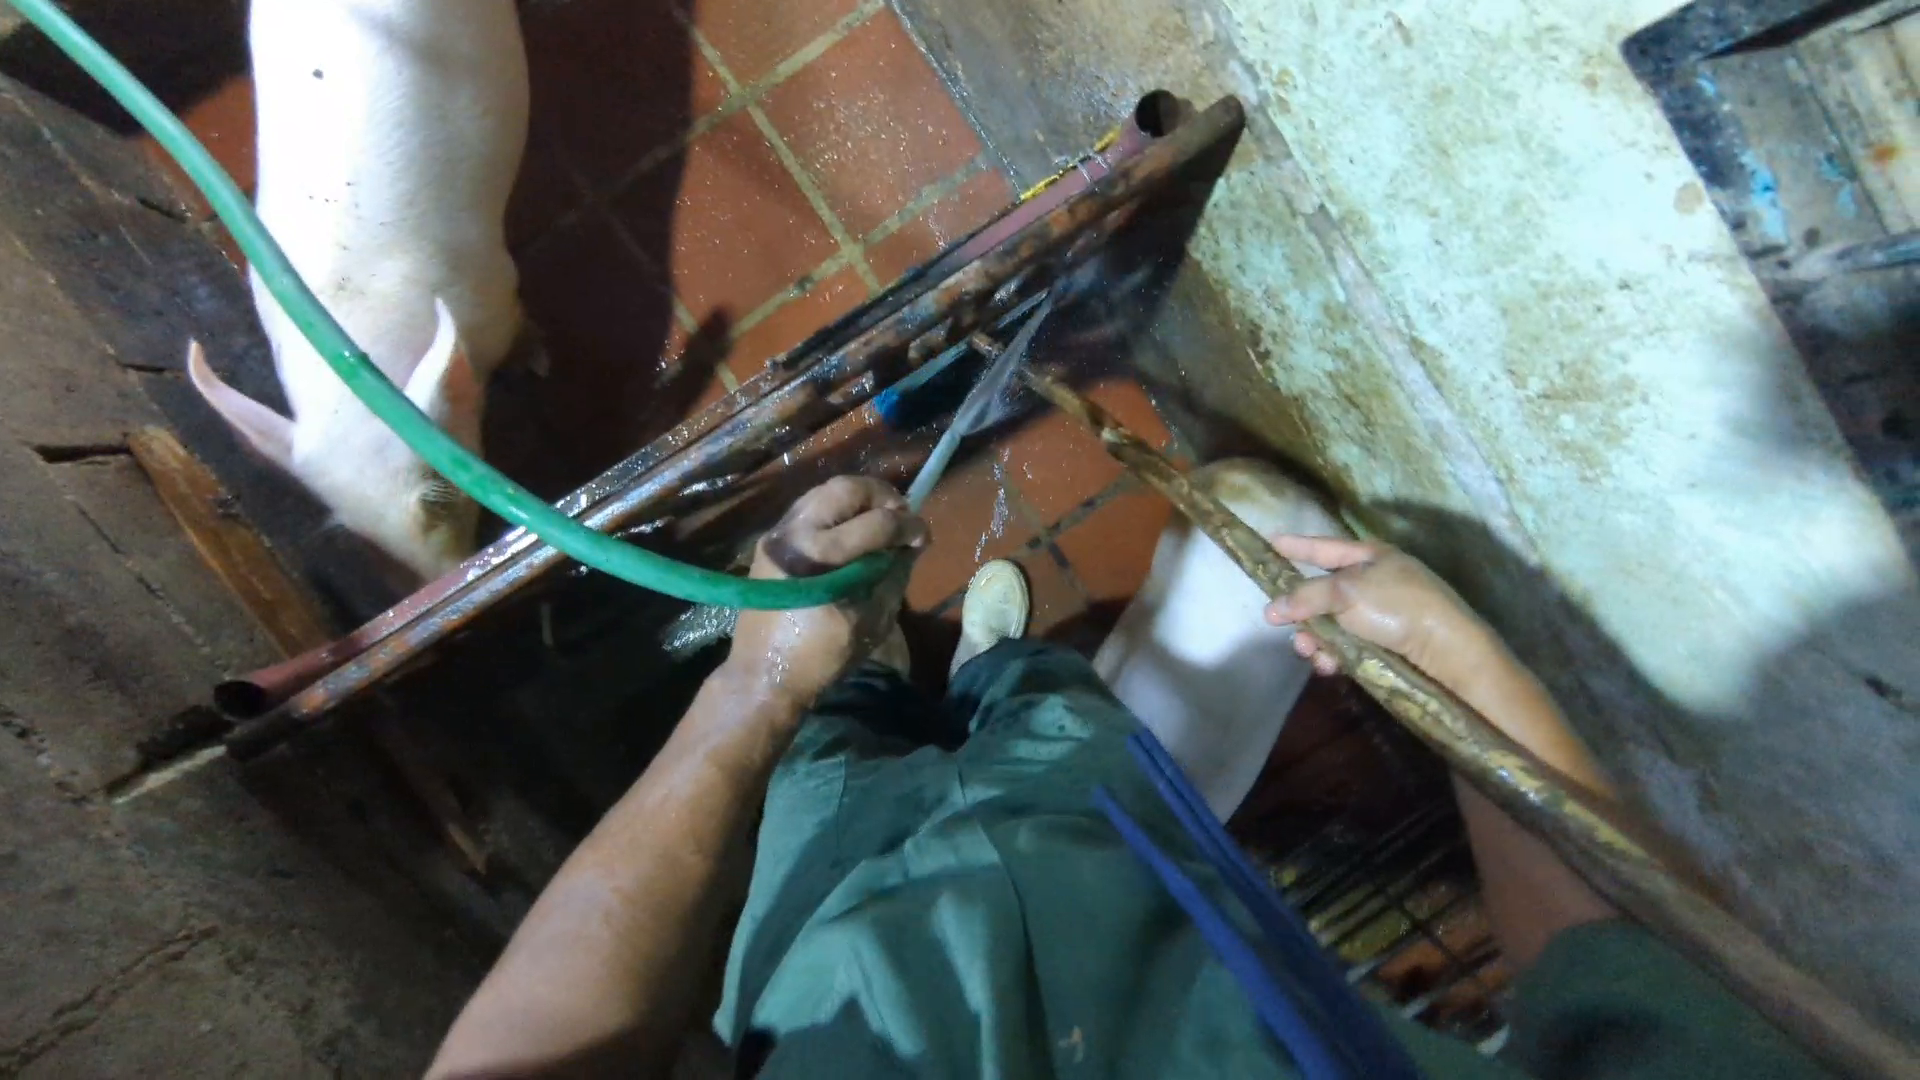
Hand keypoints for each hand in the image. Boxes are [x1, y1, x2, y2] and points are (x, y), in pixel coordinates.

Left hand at [725, 477, 927, 711]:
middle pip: (847, 489)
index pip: (876, 523)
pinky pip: (812, 507)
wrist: (763, 676)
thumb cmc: (819, 657)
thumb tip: (911, 546)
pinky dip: (839, 509)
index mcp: (817, 556)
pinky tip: (856, 528)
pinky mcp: (772, 540)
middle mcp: (793, 533)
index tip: (924, 537)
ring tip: (883, 519)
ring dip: (861, 499)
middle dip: (883, 497)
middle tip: (904, 517)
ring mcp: (778, 533)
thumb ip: (894, 575)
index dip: (908, 526)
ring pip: (826, 491)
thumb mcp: (872, 621)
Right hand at [1261, 535, 1500, 689]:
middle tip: (1277, 621)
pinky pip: (1343, 646)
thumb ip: (1304, 596)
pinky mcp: (1382, 645)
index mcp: (1370, 557)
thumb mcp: (1345, 592)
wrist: (1446, 652)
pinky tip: (1329, 665)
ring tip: (1310, 651)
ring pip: (1328, 624)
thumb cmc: (1397, 607)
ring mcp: (1378, 615)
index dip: (1296, 546)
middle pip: (1320, 592)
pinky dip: (1331, 655)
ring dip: (1313, 639)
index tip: (1270, 541)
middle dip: (1298, 610)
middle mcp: (1373, 583)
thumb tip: (1273, 610)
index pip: (1324, 547)